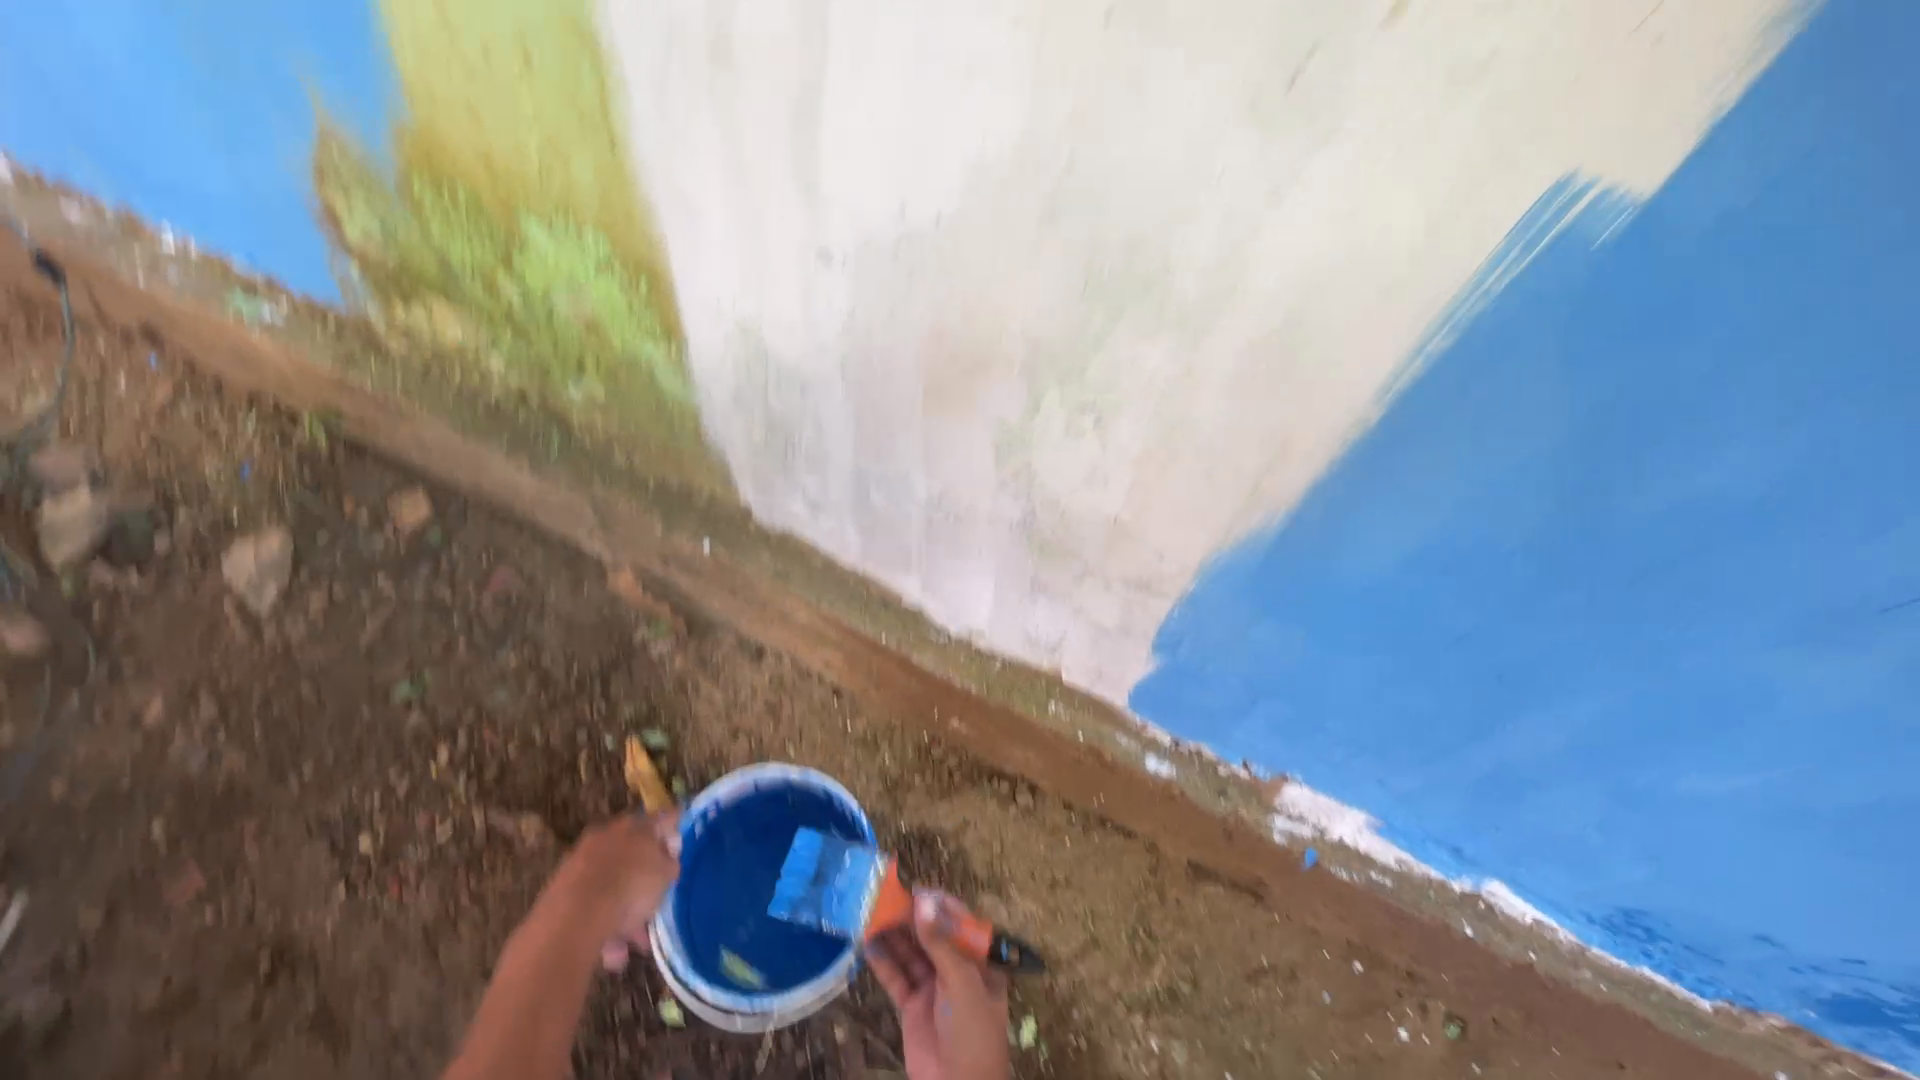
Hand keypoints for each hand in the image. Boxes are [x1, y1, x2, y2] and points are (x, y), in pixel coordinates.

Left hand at [548, 811, 679, 973]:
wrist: (574, 918)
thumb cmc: (630, 889)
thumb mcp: (666, 876)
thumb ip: (670, 862)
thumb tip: (666, 857)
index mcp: (635, 826)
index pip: (663, 819)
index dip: (674, 832)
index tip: (678, 851)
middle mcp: (607, 835)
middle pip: (634, 854)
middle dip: (646, 881)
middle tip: (657, 904)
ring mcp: (581, 860)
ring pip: (613, 883)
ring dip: (626, 911)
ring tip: (635, 945)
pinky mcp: (562, 888)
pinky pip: (593, 902)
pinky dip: (605, 922)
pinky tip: (614, 952)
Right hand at [866, 892, 1010, 1079]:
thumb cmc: (973, 1030)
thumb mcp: (962, 982)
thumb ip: (940, 942)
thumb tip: (924, 900)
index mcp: (979, 961)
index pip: (959, 924)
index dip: (940, 905)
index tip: (917, 889)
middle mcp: (956, 970)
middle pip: (931, 936)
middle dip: (911, 918)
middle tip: (886, 897)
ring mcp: (933, 988)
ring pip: (911, 955)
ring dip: (894, 936)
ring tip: (872, 914)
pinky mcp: (912, 1007)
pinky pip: (896, 978)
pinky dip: (883, 962)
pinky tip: (868, 944)